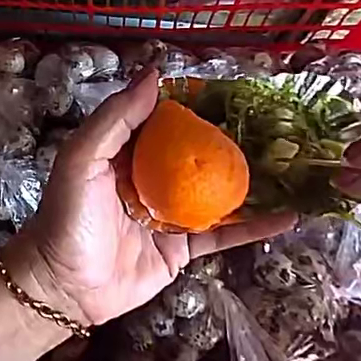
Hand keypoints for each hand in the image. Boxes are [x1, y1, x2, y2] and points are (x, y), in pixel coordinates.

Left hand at [8, 70, 297, 327]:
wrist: (65, 286)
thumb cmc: (68, 216)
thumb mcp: (82, 159)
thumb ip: (115, 119)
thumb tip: (154, 74)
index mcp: (125, 150)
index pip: (164, 117)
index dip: (195, 102)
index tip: (235, 87)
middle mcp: (151, 176)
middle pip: (197, 152)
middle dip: (232, 139)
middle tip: (280, 123)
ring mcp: (170, 213)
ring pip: (217, 191)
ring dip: (252, 180)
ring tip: (294, 164)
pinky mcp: (183, 248)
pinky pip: (224, 234)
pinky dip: (254, 227)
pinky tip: (289, 215)